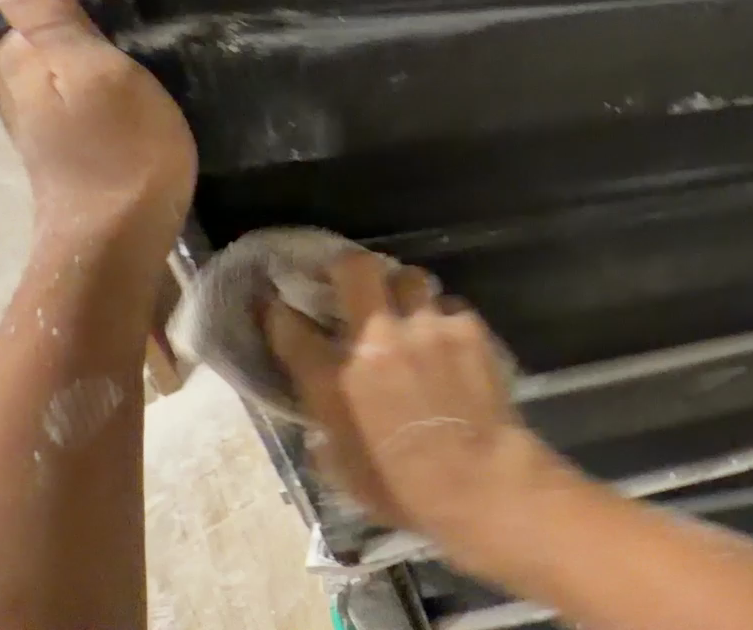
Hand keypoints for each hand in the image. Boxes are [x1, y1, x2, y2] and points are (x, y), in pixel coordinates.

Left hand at [0, 0, 196, 253]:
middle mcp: (24, 88)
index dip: (86, 1)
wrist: (123, 232)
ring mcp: (51, 121)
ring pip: (81, 70)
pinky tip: (156, 104)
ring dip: (120, 65)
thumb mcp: (96, 71)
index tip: (137, 11)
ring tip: (168, 70)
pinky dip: (125, 93)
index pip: (39, 7)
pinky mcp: (80, 144)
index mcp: (22, 63)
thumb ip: (52, 21)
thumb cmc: (120, 147)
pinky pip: (98, 99)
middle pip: (61, 39)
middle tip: (162, 41)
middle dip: (105, 32)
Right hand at [266, 253, 570, 569]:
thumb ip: (325, 419)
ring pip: (410, 277)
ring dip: (401, 289)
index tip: (277, 304)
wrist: (475, 476)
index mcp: (334, 379)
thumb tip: (322, 397)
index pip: (291, 328)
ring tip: (404, 306)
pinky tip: (444, 337)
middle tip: (347, 277)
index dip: (279, 312)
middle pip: (356, 270)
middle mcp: (378, 340)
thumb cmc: (400, 486)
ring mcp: (427, 327)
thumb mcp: (339, 463)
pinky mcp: (468, 326)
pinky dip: (441, 317)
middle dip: (346, 266)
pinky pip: (449, 305)